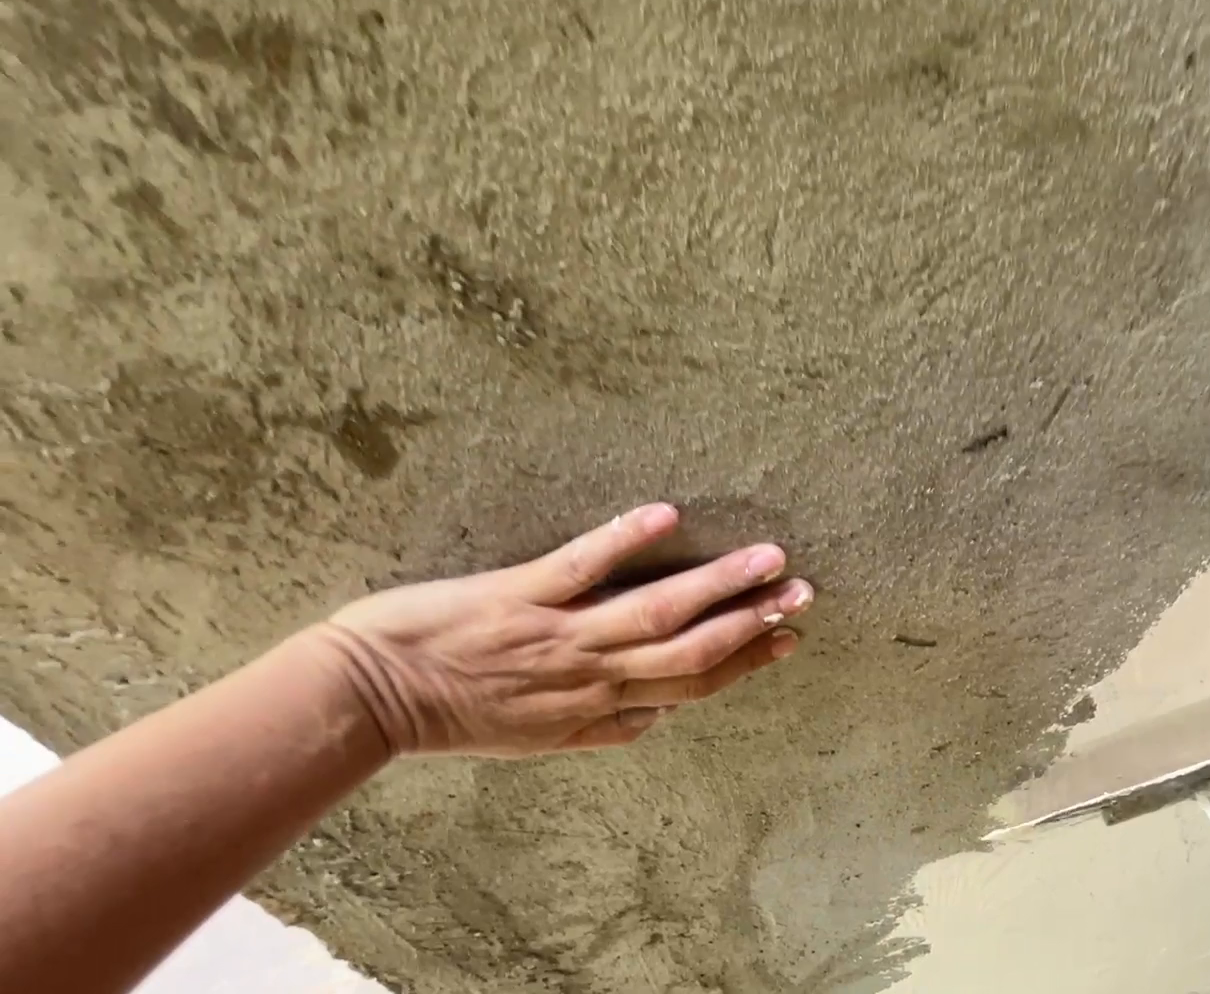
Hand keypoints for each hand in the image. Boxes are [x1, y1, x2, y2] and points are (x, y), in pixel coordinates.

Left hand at [307, 503, 810, 756]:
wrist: (360, 701)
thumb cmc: (453, 716)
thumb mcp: (537, 742)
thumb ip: (603, 728)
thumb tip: (659, 719)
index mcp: (598, 706)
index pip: (692, 684)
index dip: (746, 662)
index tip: (789, 640)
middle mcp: (591, 672)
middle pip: (689, 648)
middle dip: (752, 622)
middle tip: (802, 594)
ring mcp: (557, 632)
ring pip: (654, 609)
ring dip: (716, 583)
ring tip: (767, 557)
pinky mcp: (518, 594)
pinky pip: (580, 565)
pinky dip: (625, 541)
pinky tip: (667, 513)